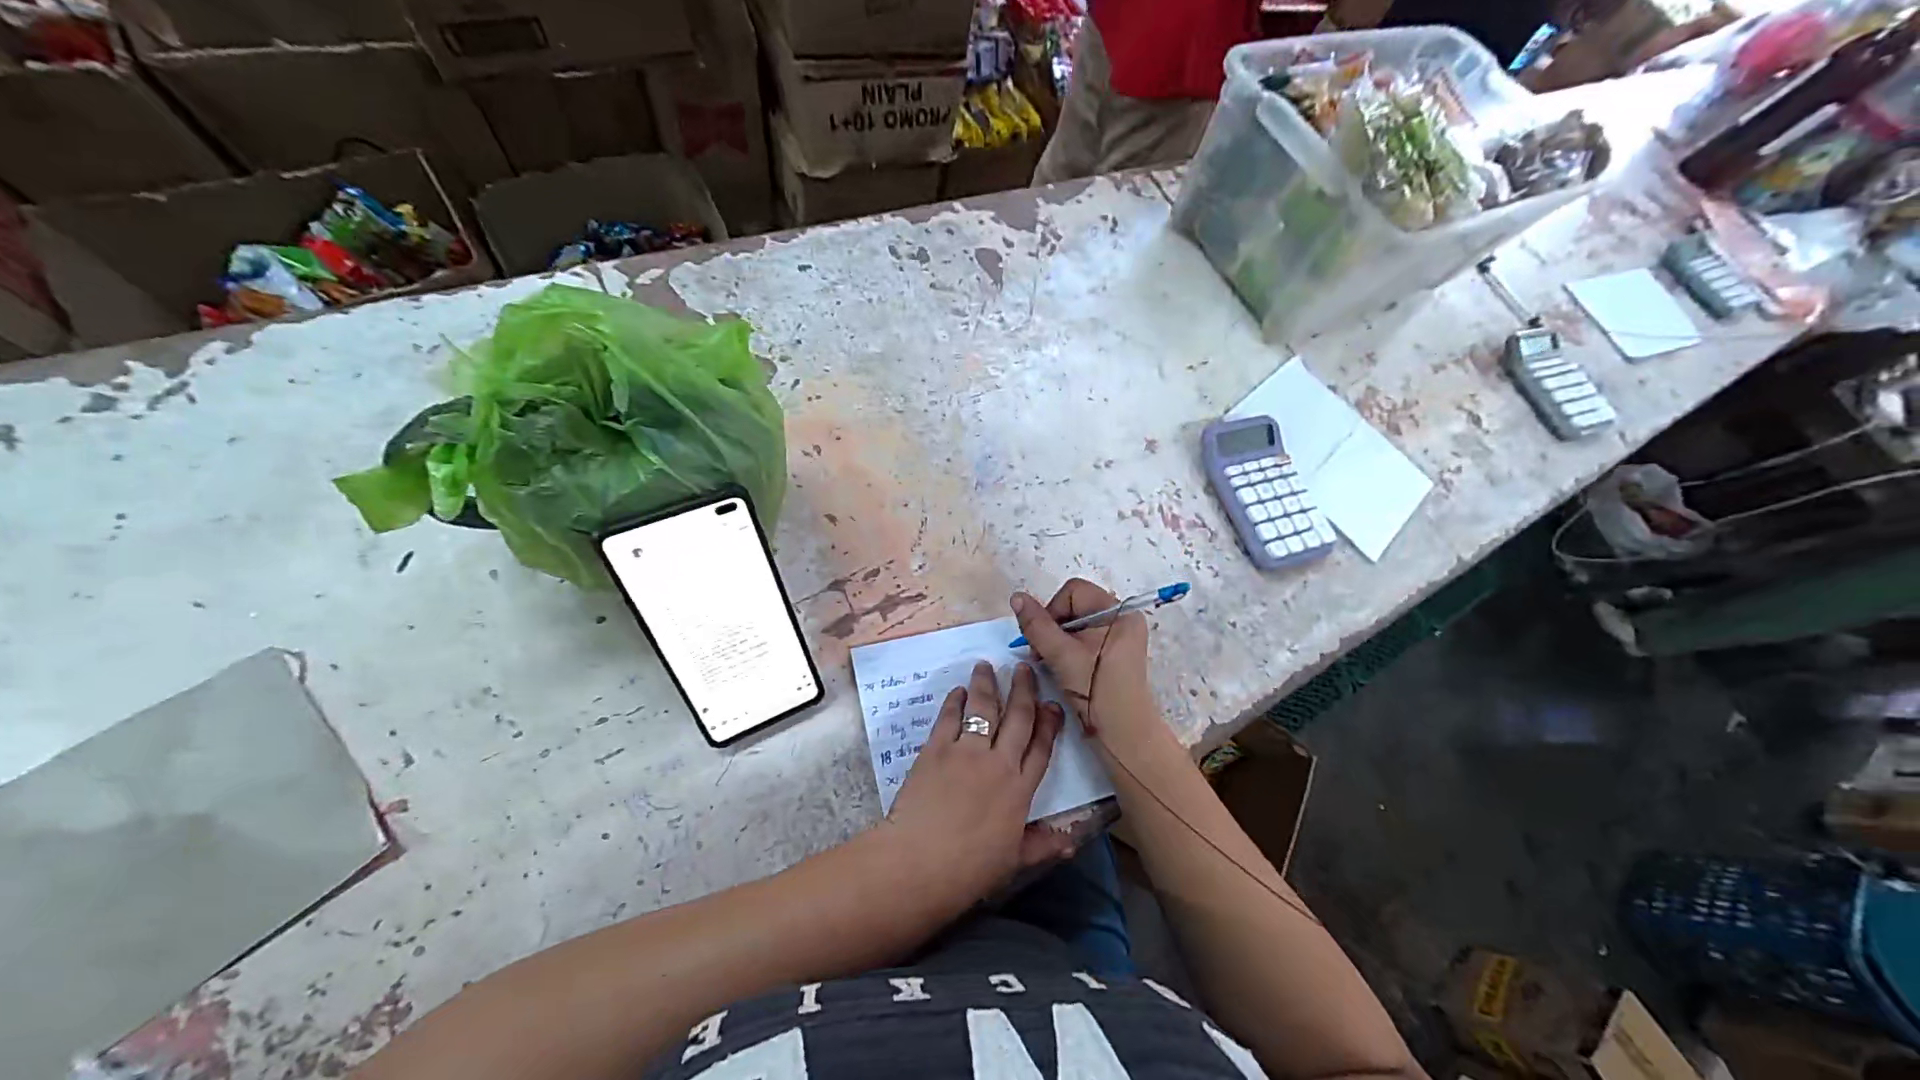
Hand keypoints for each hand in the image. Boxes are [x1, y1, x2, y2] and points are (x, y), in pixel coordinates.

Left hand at [882, 660, 1070, 913]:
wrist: (921, 861)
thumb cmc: (970, 869)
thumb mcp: (1013, 861)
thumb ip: (1042, 845)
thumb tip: (1072, 841)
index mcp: (1020, 790)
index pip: (1041, 749)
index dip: (1049, 725)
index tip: (1053, 704)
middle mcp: (998, 763)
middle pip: (1017, 719)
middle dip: (1023, 691)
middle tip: (1025, 668)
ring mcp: (967, 752)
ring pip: (983, 709)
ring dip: (987, 685)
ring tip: (987, 665)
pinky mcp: (936, 749)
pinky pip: (949, 718)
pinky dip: (955, 702)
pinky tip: (958, 691)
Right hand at [1010, 579, 1165, 754]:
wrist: (1123, 731)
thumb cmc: (1096, 689)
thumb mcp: (1061, 655)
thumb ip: (1036, 625)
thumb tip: (1017, 597)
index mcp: (1118, 611)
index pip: (1073, 591)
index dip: (1052, 610)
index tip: (1043, 639)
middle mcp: (1123, 617)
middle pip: (1074, 605)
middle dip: (1053, 626)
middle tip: (1042, 653)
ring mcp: (1120, 636)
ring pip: (1077, 623)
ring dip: (1058, 639)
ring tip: (1051, 662)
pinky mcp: (1115, 652)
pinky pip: (1086, 637)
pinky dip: (1069, 648)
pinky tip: (1063, 667)